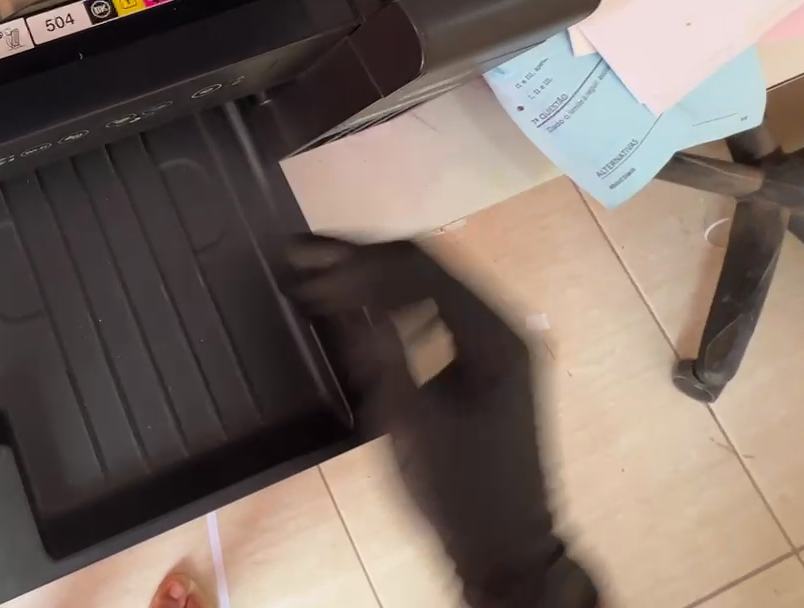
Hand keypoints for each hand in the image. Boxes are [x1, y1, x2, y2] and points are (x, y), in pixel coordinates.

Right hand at [290, 238, 597, 607]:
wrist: (505, 548)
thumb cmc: (461, 490)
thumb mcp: (412, 423)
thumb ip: (378, 353)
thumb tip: (337, 294)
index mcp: (494, 335)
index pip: (417, 269)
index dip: (356, 262)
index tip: (305, 266)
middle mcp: (496, 323)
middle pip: (419, 262)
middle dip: (355, 256)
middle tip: (299, 254)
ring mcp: (487, 336)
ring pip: (417, 278)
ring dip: (363, 272)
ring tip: (311, 271)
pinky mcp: (472, 352)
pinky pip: (421, 303)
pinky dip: (378, 296)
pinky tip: (344, 302)